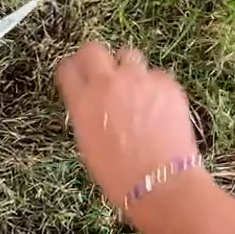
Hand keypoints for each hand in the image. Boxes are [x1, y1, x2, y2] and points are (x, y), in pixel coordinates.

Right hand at [55, 42, 202, 212]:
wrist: (160, 184)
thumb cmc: (119, 175)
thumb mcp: (88, 144)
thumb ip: (87, 113)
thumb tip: (92, 102)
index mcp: (82, 102)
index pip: (68, 68)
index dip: (72, 70)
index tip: (77, 74)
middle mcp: (108, 84)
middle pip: (93, 49)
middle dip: (95, 58)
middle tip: (102, 72)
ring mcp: (139, 80)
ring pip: (128, 56)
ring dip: (127, 69)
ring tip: (134, 90)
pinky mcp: (166, 83)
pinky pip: (156, 76)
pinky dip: (154, 87)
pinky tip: (157, 109)